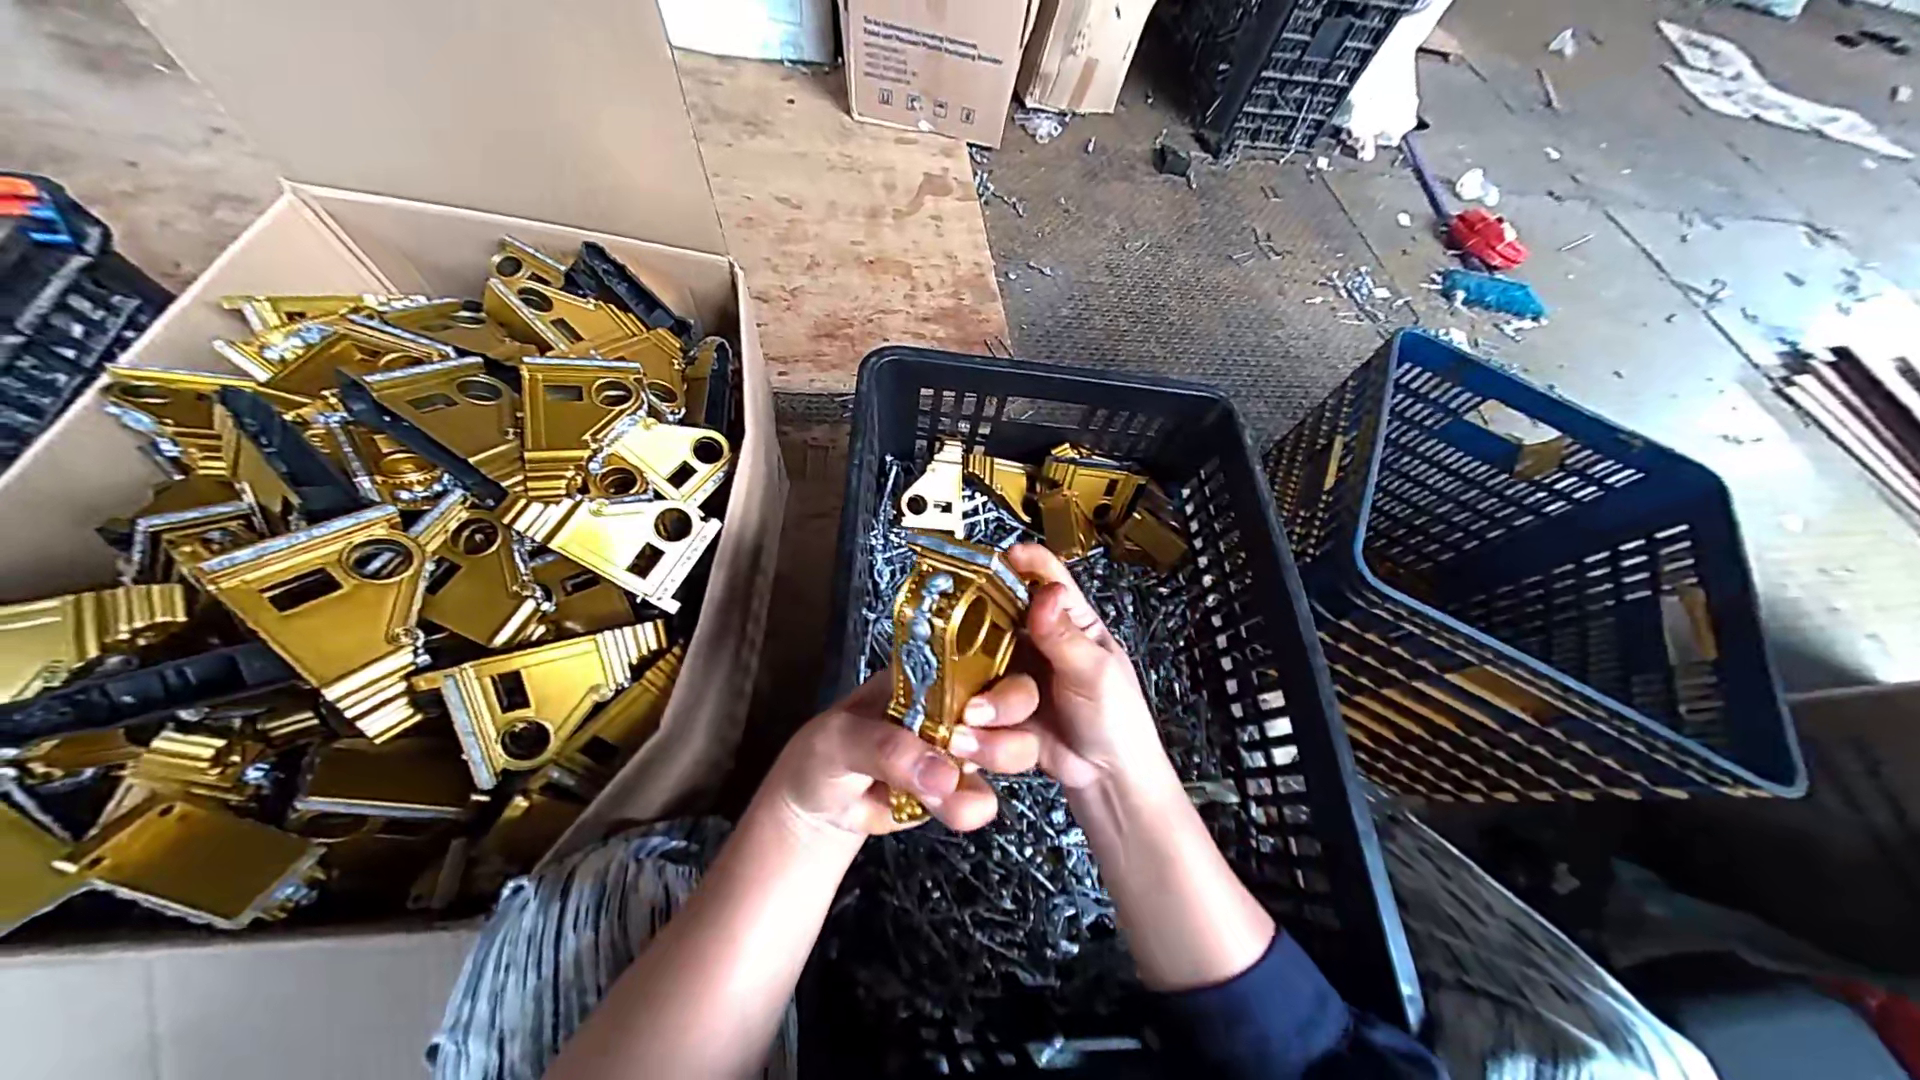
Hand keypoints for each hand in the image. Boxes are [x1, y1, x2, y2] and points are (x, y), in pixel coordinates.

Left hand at [762, 673, 1041, 837]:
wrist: (817, 807)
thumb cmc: (824, 752)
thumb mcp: (840, 739)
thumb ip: (885, 748)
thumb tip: (944, 774)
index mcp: (928, 670)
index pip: (982, 653)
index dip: (995, 673)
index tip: (977, 707)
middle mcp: (956, 699)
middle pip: (1017, 694)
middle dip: (1008, 715)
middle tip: (965, 741)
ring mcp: (963, 744)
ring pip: (1016, 744)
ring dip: (995, 760)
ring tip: (946, 783)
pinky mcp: (959, 787)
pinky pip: (985, 795)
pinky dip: (971, 806)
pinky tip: (939, 808)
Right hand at [970, 544, 1178, 795]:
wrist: (1106, 778)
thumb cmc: (1118, 721)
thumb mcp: (1096, 672)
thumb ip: (1065, 635)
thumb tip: (1047, 594)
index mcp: (1069, 621)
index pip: (1045, 576)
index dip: (1022, 561)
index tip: (998, 559)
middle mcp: (1038, 640)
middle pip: (999, 616)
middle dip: (984, 634)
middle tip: (974, 651)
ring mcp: (1017, 672)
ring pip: (984, 663)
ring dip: (989, 692)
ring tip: (991, 715)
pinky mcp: (1001, 703)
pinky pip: (981, 701)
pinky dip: (983, 720)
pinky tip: (991, 734)